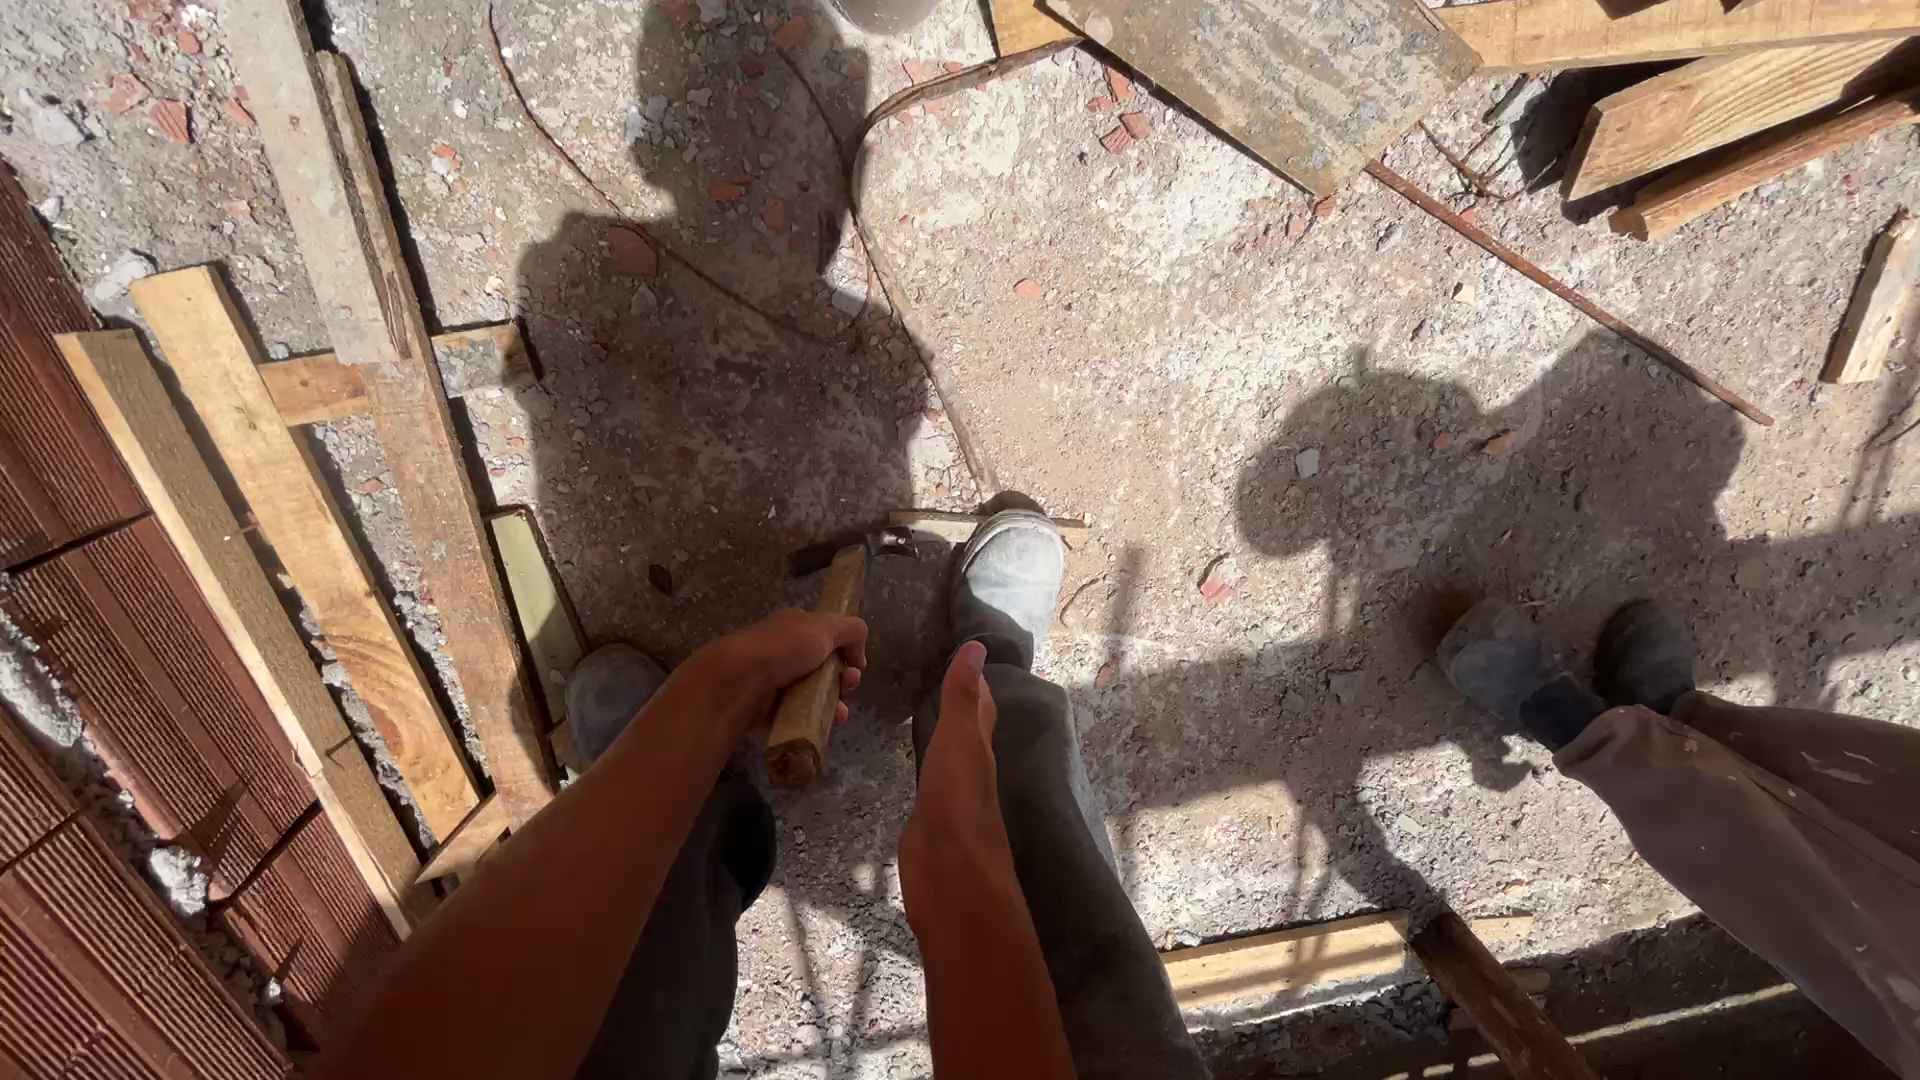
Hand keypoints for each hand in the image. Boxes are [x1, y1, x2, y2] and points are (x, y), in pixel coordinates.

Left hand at [690, 609, 867, 729]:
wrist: (739, 681)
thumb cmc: (784, 648)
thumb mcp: (826, 626)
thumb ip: (851, 629)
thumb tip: (859, 646)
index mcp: (794, 627)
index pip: (827, 637)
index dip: (846, 650)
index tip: (856, 665)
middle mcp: (784, 651)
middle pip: (823, 667)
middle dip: (843, 678)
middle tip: (848, 685)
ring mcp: (774, 681)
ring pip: (813, 693)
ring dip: (834, 701)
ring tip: (840, 712)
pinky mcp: (767, 709)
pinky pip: (798, 714)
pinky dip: (815, 718)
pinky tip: (827, 722)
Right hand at [901, 642, 999, 880]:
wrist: (950, 875)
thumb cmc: (957, 801)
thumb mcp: (960, 739)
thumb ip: (963, 696)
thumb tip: (977, 647)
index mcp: (978, 749)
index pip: (981, 707)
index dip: (976, 682)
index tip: (968, 655)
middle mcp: (970, 771)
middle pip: (969, 731)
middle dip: (962, 707)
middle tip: (946, 680)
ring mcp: (950, 799)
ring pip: (950, 757)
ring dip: (946, 737)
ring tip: (931, 717)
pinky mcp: (930, 824)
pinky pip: (930, 785)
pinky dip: (928, 769)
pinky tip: (920, 770)